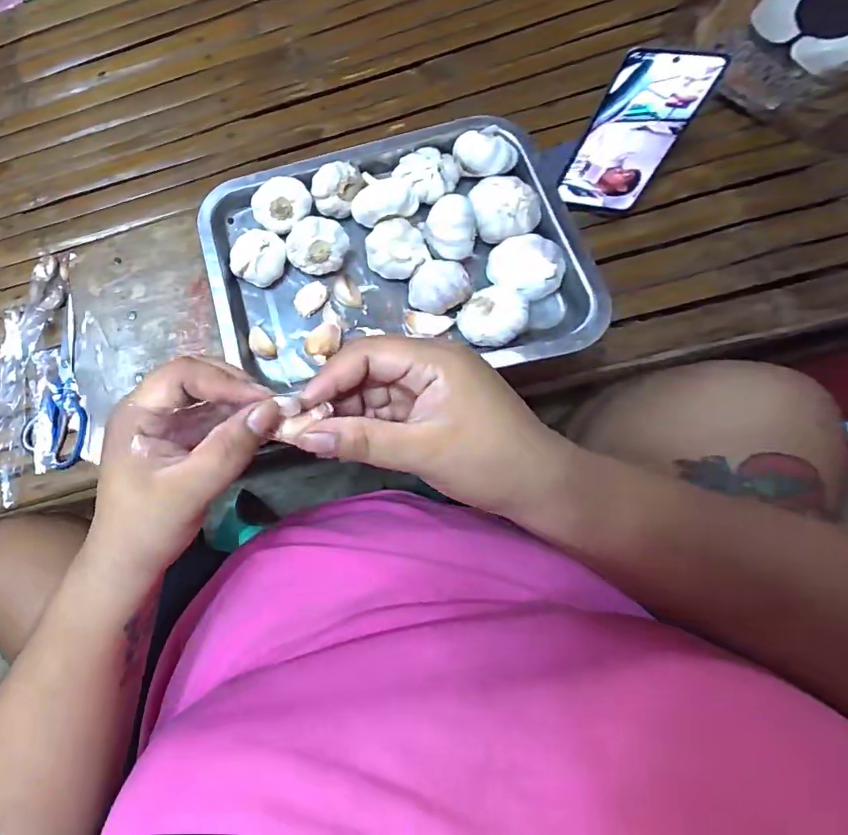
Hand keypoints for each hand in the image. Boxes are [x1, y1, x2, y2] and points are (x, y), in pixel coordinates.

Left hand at [86, 356, 284, 579]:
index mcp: (136, 411)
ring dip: (237, 401)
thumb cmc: (148, 527)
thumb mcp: (190, 489)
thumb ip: (229, 448)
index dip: (224, 380)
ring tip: (272, 411)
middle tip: (272, 402)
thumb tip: (271, 409)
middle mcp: (147, 407)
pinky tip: (257, 426)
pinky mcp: (175, 439)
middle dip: (233, 385)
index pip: (182, 373)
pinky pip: (207, 417)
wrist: (126, 565)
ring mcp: (161, 422)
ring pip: (204, 396)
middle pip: (194, 377)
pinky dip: (233, 419)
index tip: (264, 398)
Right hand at [291, 336, 578, 517]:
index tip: (299, 408)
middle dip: (331, 396)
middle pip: (363, 368)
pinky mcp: (425, 406)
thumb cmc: (491, 463)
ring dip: (342, 411)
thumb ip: (361, 440)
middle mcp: (426, 361)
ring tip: (313, 435)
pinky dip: (359, 423)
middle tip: (300, 424)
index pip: (366, 354)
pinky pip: (381, 407)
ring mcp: (426, 384)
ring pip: (368, 389)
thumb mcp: (422, 451)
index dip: (329, 378)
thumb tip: (303, 437)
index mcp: (433, 357)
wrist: (548, 492)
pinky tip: (337, 439)